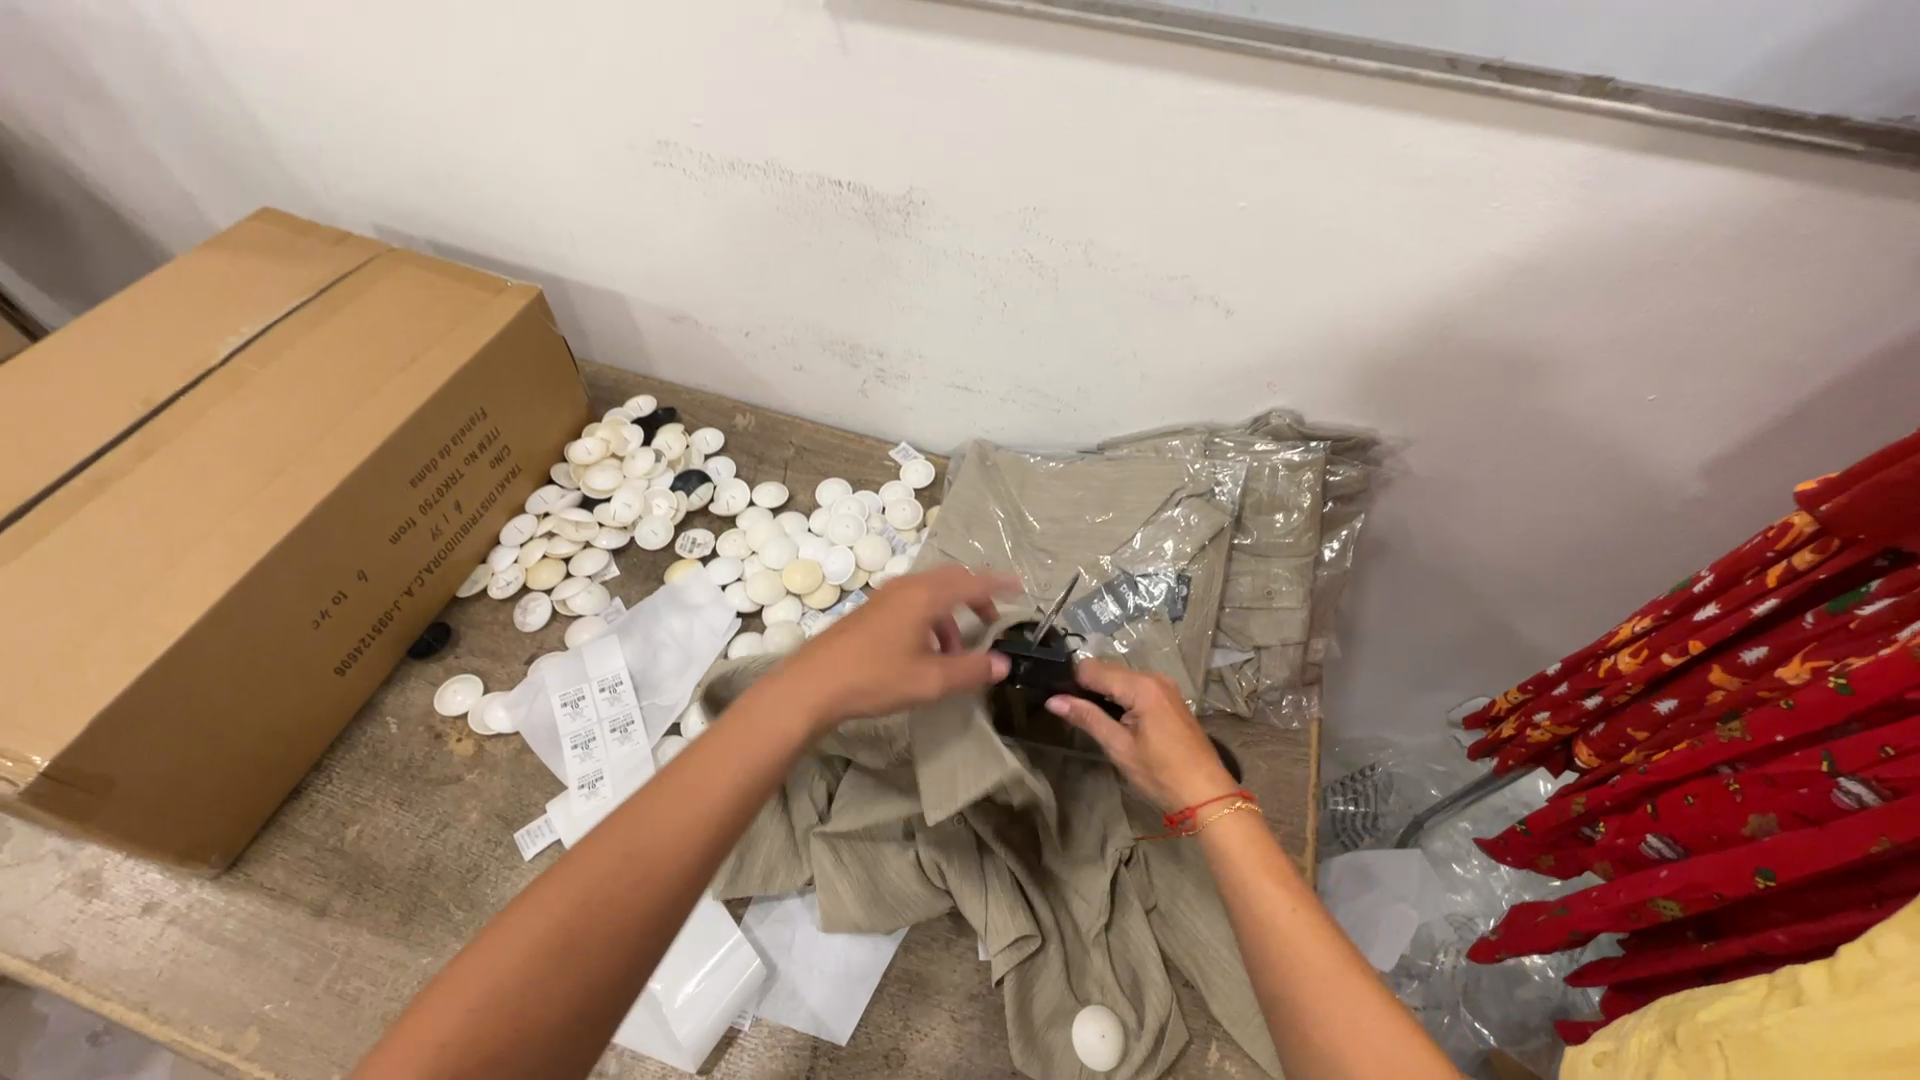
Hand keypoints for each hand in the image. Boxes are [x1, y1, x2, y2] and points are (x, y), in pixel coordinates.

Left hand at [774, 565, 1017, 730]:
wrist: (813, 684)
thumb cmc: (875, 677)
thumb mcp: (931, 680)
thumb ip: (971, 670)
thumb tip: (1003, 664)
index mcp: (927, 595)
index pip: (974, 581)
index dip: (999, 583)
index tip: (1020, 586)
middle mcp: (908, 587)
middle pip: (952, 581)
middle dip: (975, 598)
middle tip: (991, 621)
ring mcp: (886, 596)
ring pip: (931, 594)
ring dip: (950, 616)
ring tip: (957, 652)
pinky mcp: (871, 611)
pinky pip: (912, 604)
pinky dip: (930, 620)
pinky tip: (926, 653)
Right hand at [1046, 659, 1238, 811]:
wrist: (1207, 794)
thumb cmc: (1160, 773)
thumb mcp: (1119, 746)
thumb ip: (1086, 717)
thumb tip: (1052, 700)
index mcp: (1141, 686)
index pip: (1091, 668)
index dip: (1072, 682)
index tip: (1061, 703)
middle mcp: (1154, 676)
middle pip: (1106, 669)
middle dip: (1087, 687)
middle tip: (1074, 715)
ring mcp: (1164, 686)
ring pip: (1120, 677)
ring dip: (1103, 693)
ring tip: (1093, 720)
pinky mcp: (1169, 697)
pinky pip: (1136, 686)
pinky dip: (1120, 697)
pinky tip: (1116, 719)